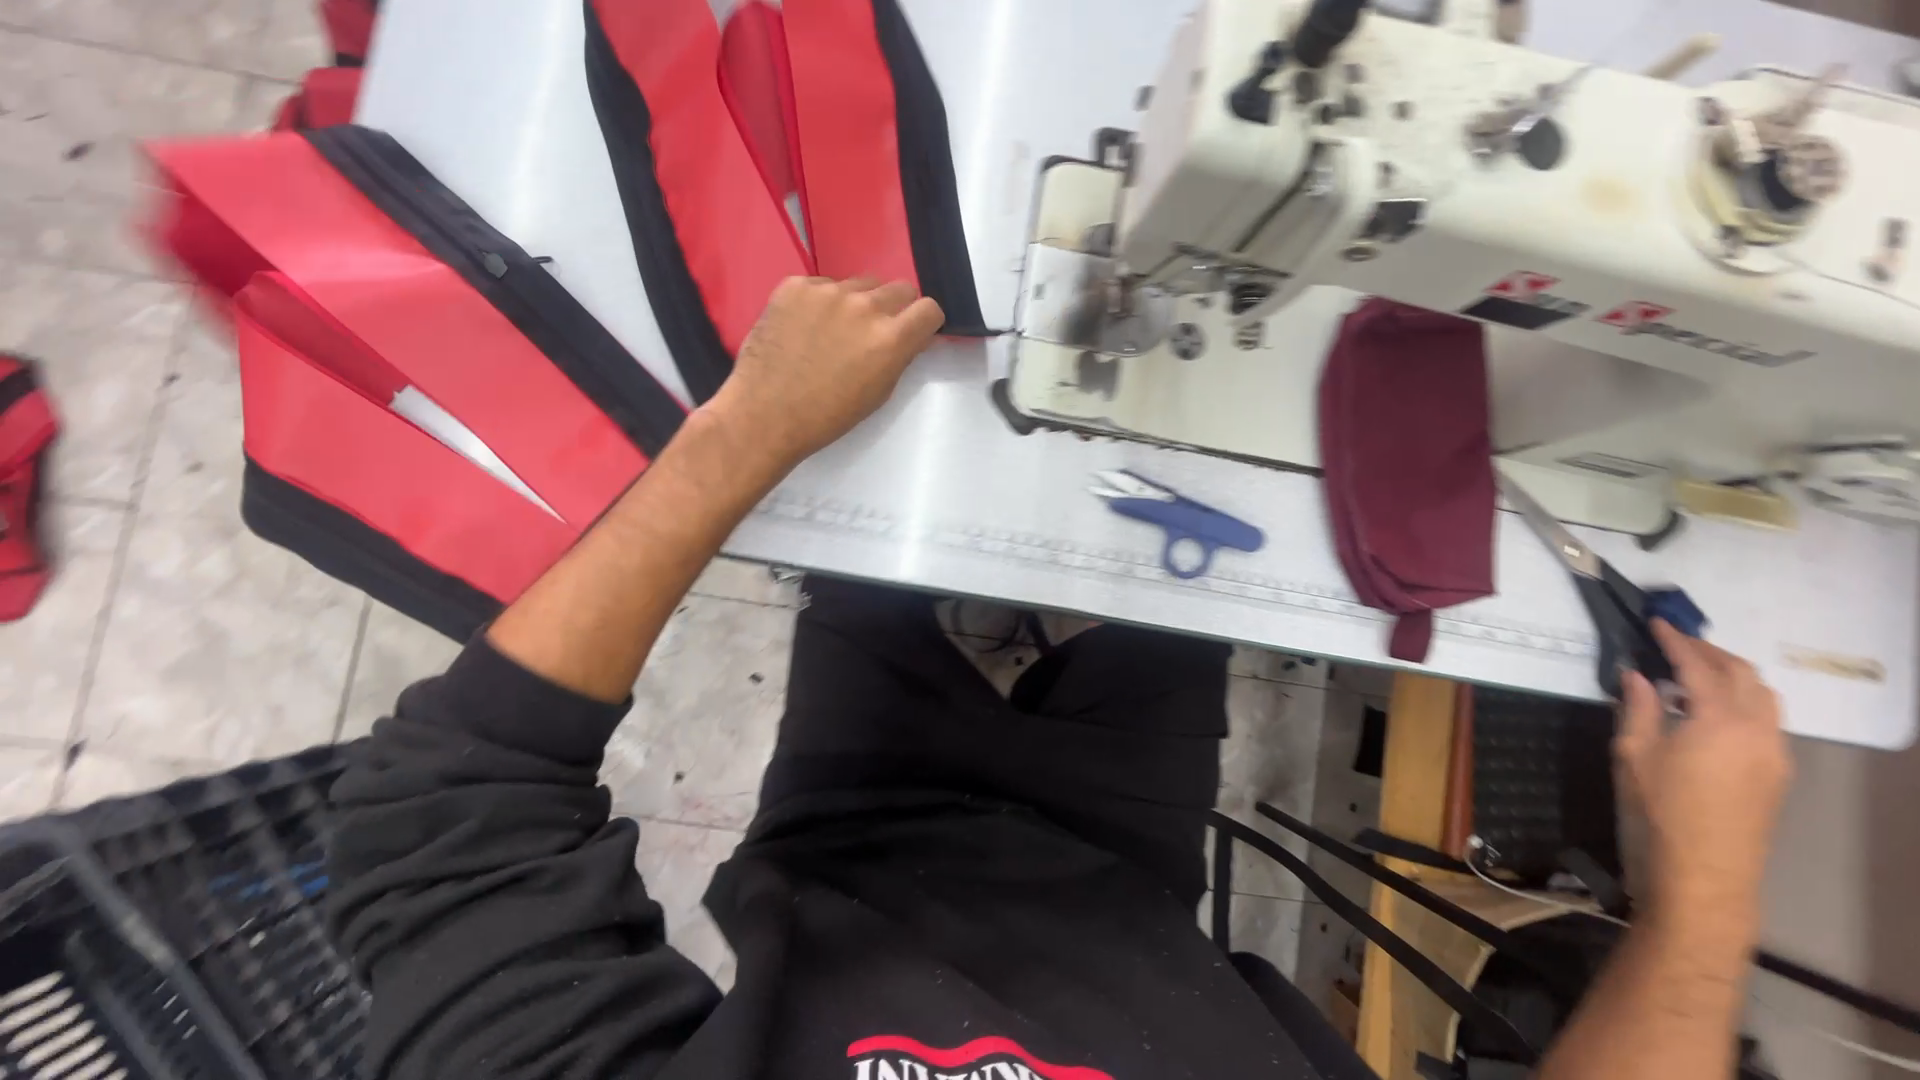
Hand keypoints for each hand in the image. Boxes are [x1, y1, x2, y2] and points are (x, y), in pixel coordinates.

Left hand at [702, 276, 943, 474]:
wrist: (764, 414)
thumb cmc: (826, 416)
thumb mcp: (878, 393)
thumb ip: (899, 356)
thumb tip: (910, 336)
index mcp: (890, 338)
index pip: (929, 308)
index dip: (924, 322)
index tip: (914, 332)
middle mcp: (863, 306)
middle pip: (899, 288)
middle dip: (895, 308)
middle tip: (874, 332)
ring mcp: (826, 291)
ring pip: (860, 284)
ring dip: (857, 302)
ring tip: (834, 331)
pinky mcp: (794, 286)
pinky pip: (822, 284)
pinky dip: (820, 301)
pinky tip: (804, 328)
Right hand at [1616, 622, 1791, 935]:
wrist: (1705, 867)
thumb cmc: (1660, 806)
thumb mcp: (1634, 752)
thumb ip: (1639, 708)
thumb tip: (1638, 676)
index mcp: (1719, 719)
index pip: (1699, 666)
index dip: (1677, 641)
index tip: (1657, 624)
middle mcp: (1758, 728)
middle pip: (1743, 674)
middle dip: (1709, 652)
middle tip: (1676, 643)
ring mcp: (1775, 750)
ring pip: (1763, 695)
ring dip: (1731, 675)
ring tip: (1694, 674)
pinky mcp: (1777, 770)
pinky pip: (1766, 719)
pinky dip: (1741, 700)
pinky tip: (1709, 712)